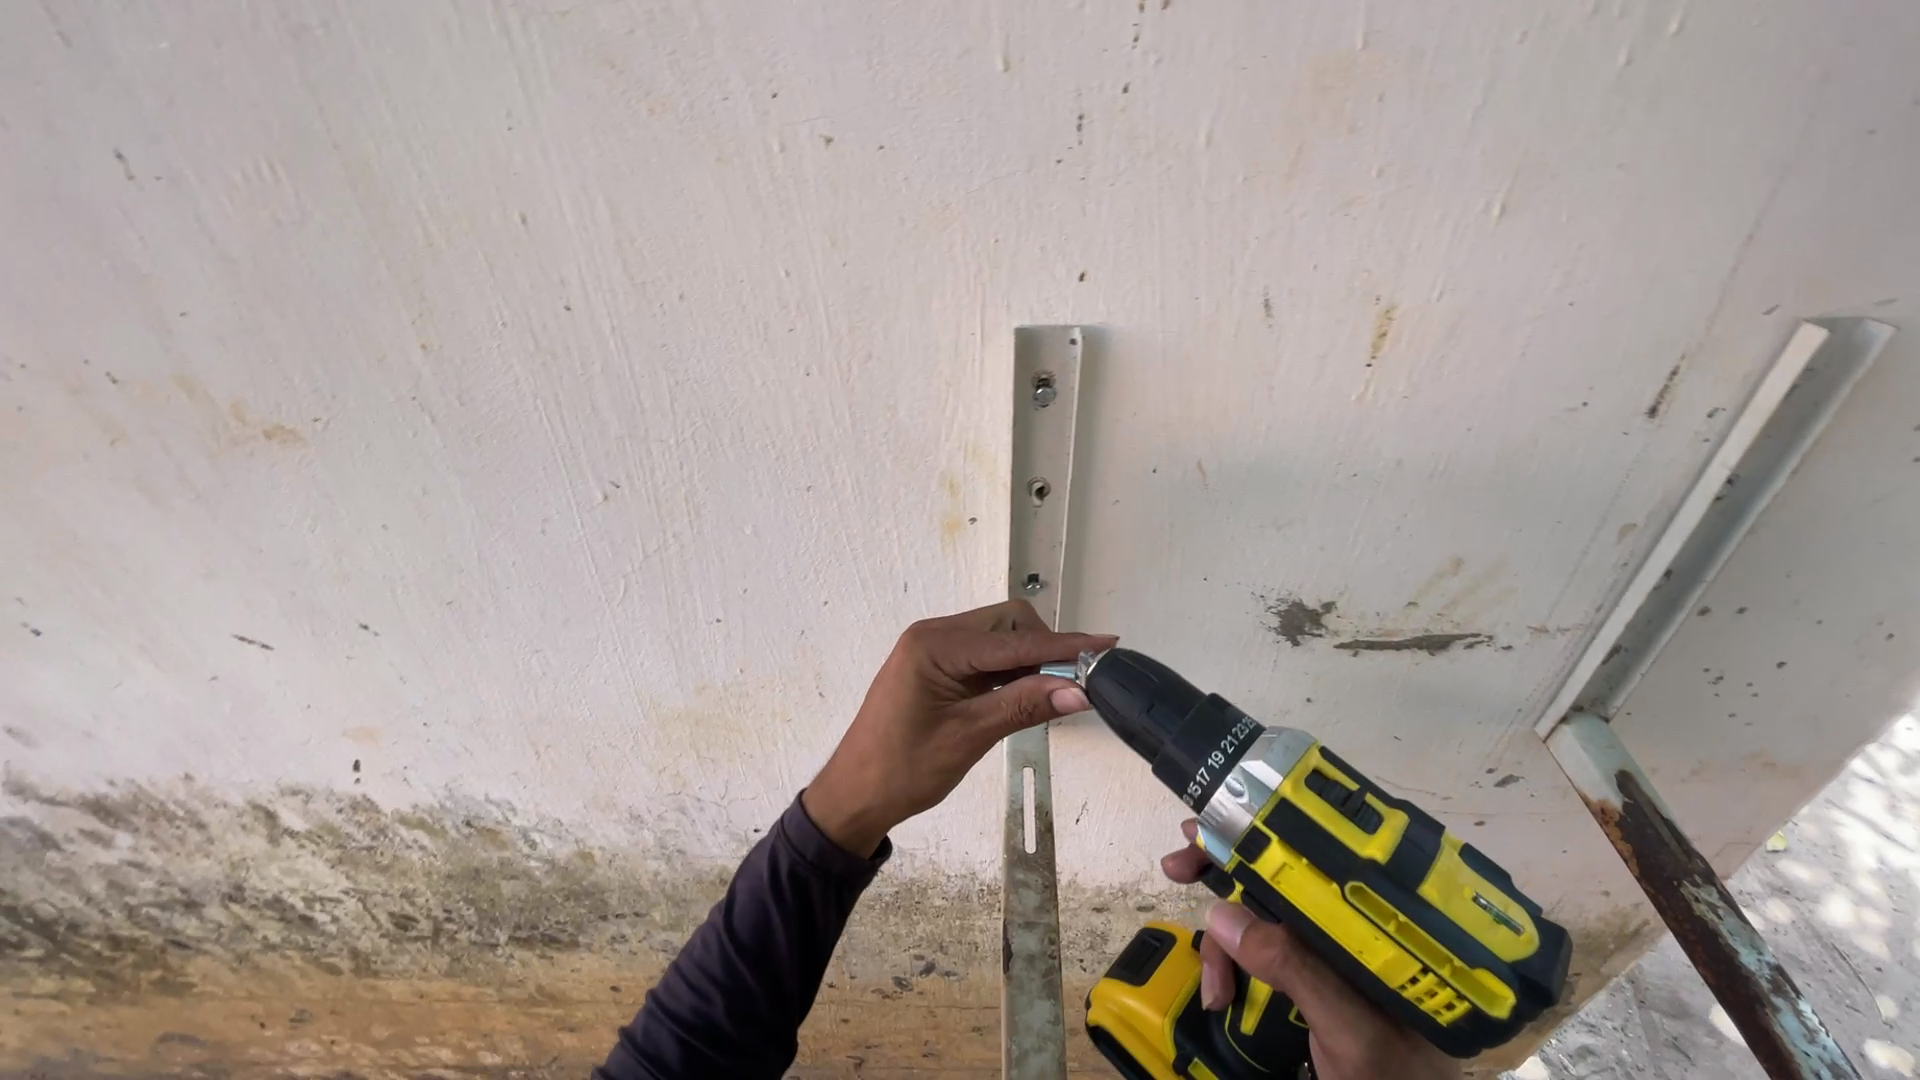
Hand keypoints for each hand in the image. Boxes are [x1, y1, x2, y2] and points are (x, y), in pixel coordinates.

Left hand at [803, 600, 1116, 856]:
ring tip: (1052, 692)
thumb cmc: (904, 771)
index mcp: (936, 646)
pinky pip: (984, 653)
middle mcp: (934, 634)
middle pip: (1007, 623)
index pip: (1013, 641)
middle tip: (1070, 685)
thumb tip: (1080, 689)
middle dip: (1044, 648)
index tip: (1106, 644)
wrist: (854, 794)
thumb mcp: (969, 737)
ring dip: (1028, 658)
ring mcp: (933, 647)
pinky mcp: (936, 664)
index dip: (1063, 646)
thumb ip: (1024, 706)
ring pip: (998, 636)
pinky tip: (1025, 693)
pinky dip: (1009, 669)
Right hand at [1161, 821, 1459, 1079]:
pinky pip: (1250, 954)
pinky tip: (1221, 994)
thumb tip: (1223, 914)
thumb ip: (1296, 969)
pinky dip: (1225, 968)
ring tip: (1216, 991)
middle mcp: (1346, 932)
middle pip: (1275, 879)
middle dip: (1222, 872)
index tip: (1207, 830)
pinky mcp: (1300, 982)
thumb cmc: (1395, 1079)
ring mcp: (1321, 958)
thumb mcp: (1353, 1029)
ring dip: (1219, 944)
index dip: (1258, 836)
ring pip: (1254, 918)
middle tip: (1177, 867)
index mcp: (1371, 926)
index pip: (1314, 862)